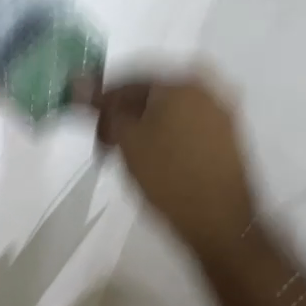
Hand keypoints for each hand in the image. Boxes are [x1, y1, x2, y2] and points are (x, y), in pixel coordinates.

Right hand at [95, 74, 257, 257]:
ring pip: (168, 112)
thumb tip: (77, 82)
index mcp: (182, 82)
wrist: (220, 224)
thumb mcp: (126, 140)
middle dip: (123, 114)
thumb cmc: (168, 177)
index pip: (129, 81)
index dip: (101, 99)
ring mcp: (221, 114)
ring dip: (143, 126)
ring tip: (123, 153)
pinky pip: (186, 126)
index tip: (84, 118)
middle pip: (151, 94)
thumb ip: (103, 108)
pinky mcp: (228, 138)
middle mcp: (206, 90)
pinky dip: (164, 135)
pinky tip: (149, 156)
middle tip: (103, 141)